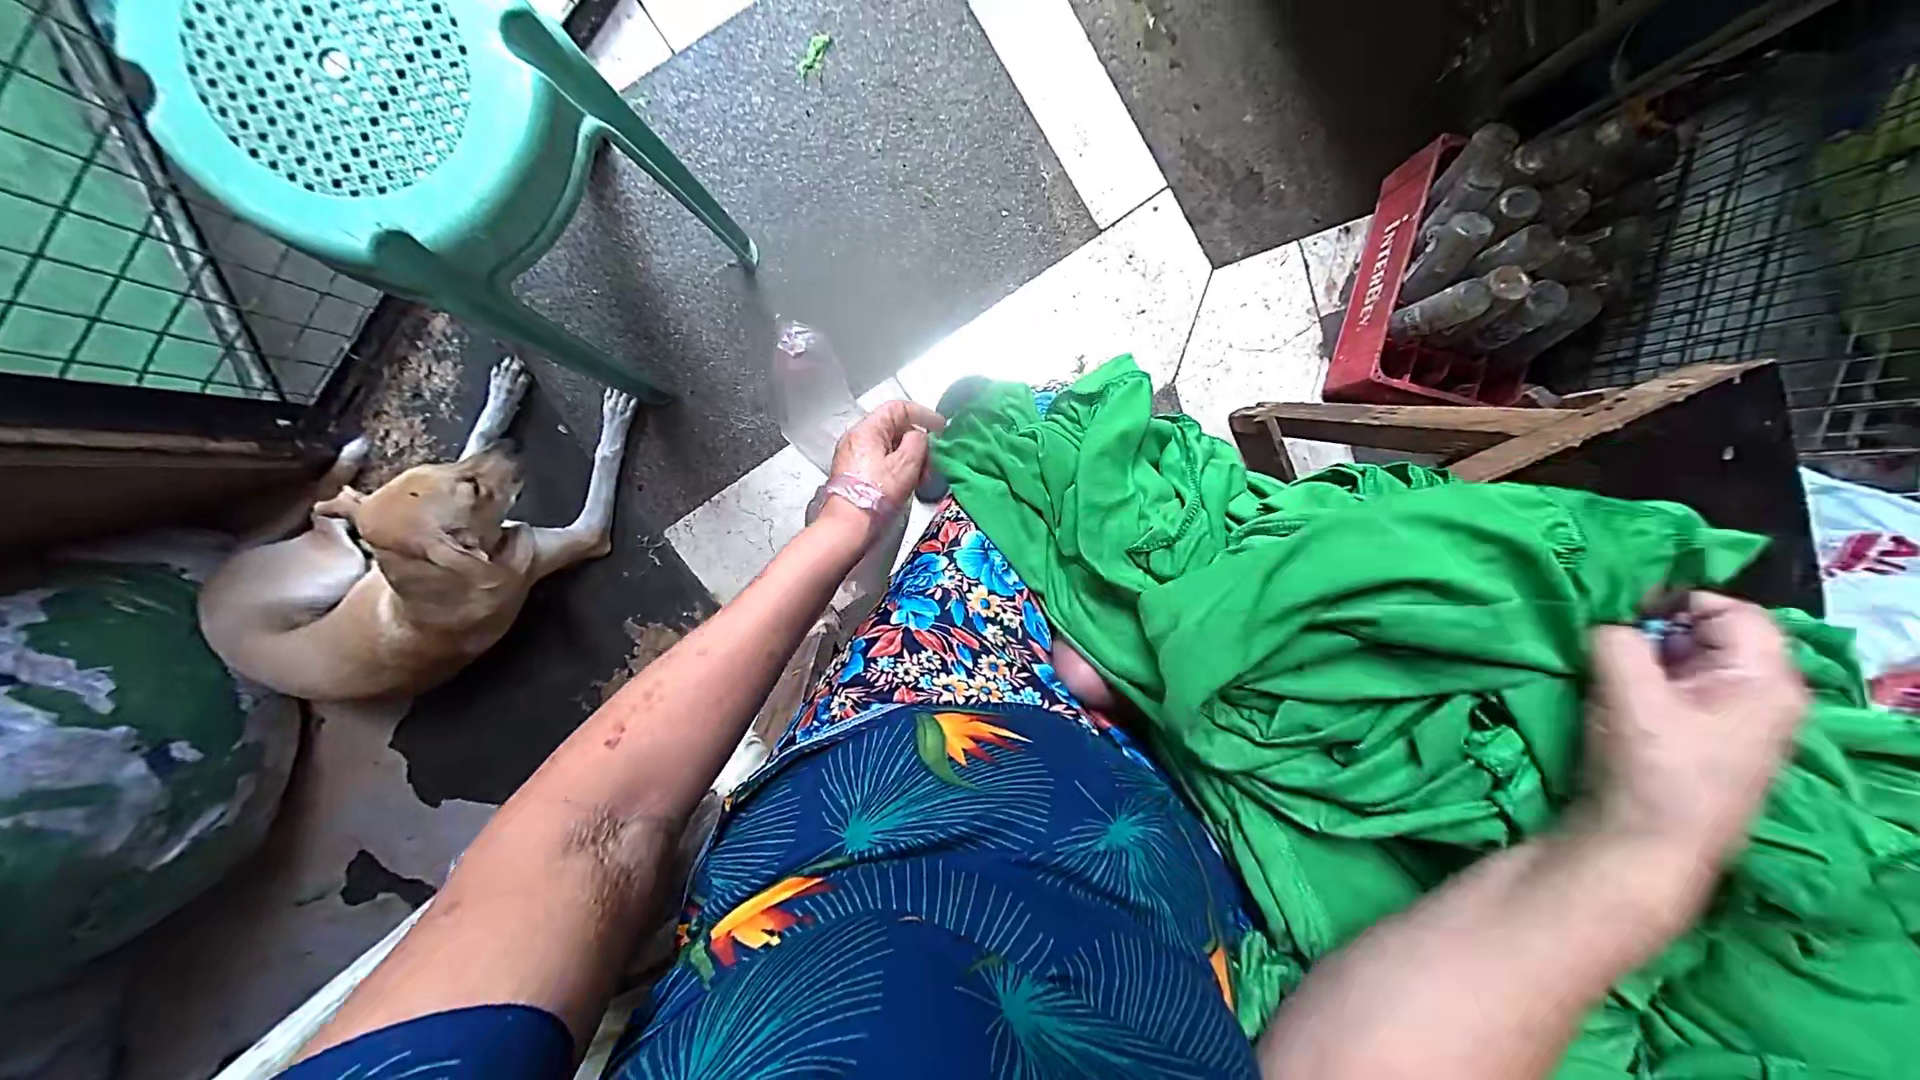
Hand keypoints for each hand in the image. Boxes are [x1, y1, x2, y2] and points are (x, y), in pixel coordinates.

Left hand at [820, 400, 945, 531]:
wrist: (848, 526)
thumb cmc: (875, 496)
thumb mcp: (906, 464)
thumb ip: (918, 441)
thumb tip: (919, 436)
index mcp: (867, 430)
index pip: (898, 408)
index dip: (923, 414)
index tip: (940, 426)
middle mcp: (855, 439)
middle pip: (892, 428)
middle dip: (916, 440)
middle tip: (932, 457)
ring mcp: (852, 457)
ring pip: (887, 446)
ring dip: (908, 457)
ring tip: (921, 475)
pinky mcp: (853, 474)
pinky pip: (879, 461)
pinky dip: (896, 467)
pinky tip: (905, 483)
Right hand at [1584, 592, 1809, 866]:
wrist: (1642, 840)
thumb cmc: (1652, 765)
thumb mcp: (1629, 693)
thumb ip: (1617, 641)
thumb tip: (1604, 621)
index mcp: (1764, 680)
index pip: (1731, 610)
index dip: (1674, 599)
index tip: (1615, 603)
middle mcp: (1755, 693)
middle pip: (1704, 633)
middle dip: (1648, 625)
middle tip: (1595, 629)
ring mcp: (1723, 716)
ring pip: (1678, 659)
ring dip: (1634, 652)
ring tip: (1592, 656)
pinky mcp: (1689, 732)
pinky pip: (1664, 685)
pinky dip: (1631, 676)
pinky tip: (1601, 684)